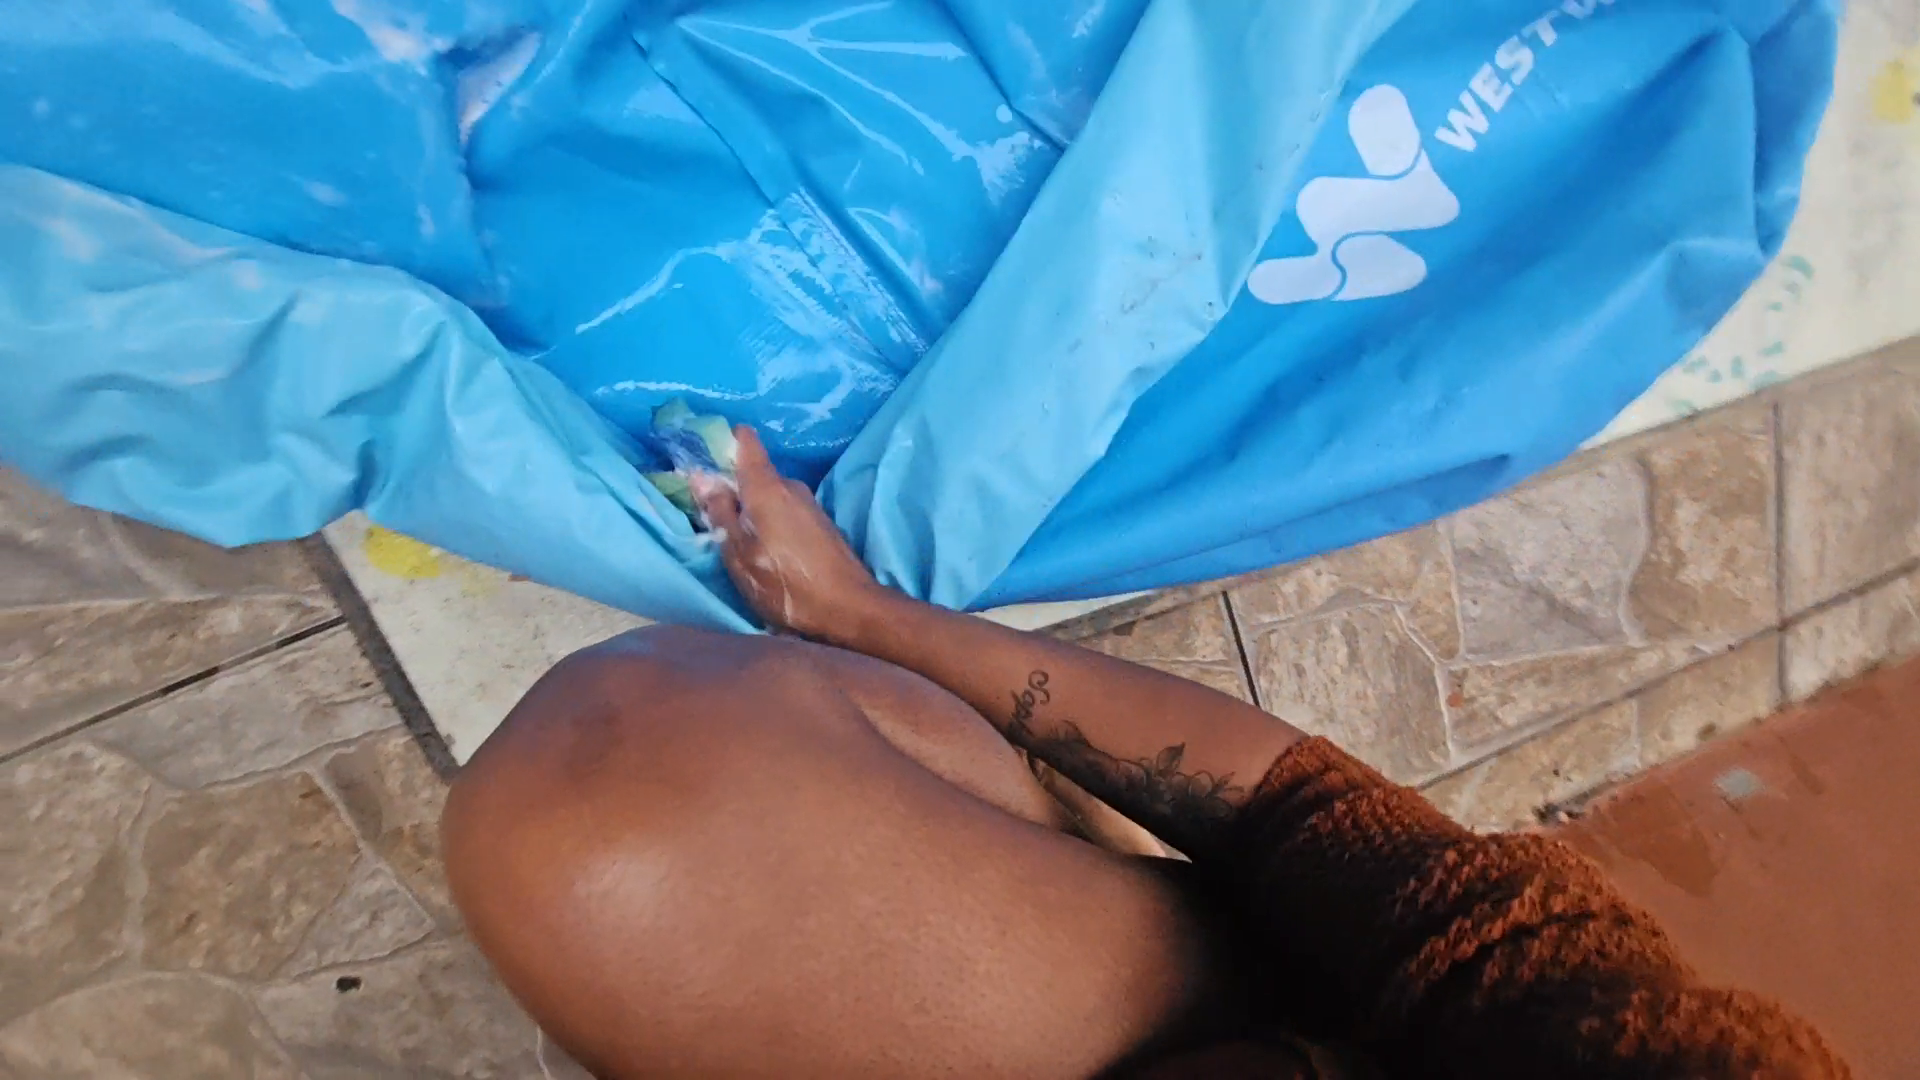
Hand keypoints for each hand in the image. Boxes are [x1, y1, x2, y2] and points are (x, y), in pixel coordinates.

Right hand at [692, 426, 886, 639]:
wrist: (849, 609)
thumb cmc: (786, 585)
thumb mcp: (740, 554)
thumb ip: (721, 513)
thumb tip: (701, 477)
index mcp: (768, 487)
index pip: (746, 443)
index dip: (724, 441)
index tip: (704, 454)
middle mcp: (792, 487)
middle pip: (756, 474)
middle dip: (733, 487)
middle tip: (710, 513)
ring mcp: (810, 505)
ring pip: (771, 495)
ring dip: (753, 509)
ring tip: (737, 537)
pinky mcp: (821, 524)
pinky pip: (786, 511)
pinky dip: (772, 521)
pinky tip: (766, 547)